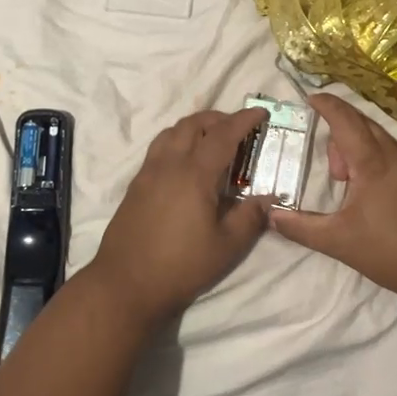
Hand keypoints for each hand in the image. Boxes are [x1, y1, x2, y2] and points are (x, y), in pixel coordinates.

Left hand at [87, 108, 272, 323]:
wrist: (127, 283)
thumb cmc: (181, 266)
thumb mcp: (226, 246)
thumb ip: (250, 217)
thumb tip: (269, 197)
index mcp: (194, 173)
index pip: (223, 134)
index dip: (243, 120)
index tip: (261, 113)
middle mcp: (168, 164)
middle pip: (193, 124)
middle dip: (218, 118)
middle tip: (239, 128)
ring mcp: (148, 172)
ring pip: (171, 132)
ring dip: (194, 127)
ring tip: (213, 141)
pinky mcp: (135, 185)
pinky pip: (158, 148)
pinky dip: (177, 141)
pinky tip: (187, 162)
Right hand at [269, 93, 396, 295]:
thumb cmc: (390, 251)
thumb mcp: (337, 241)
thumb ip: (300, 227)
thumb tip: (271, 216)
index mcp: (373, 162)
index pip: (345, 120)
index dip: (327, 105)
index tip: (311, 98)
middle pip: (363, 125)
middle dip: (340, 133)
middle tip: (331, 168)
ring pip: (381, 140)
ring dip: (359, 150)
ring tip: (350, 185)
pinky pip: (395, 154)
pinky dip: (377, 160)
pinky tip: (373, 193)